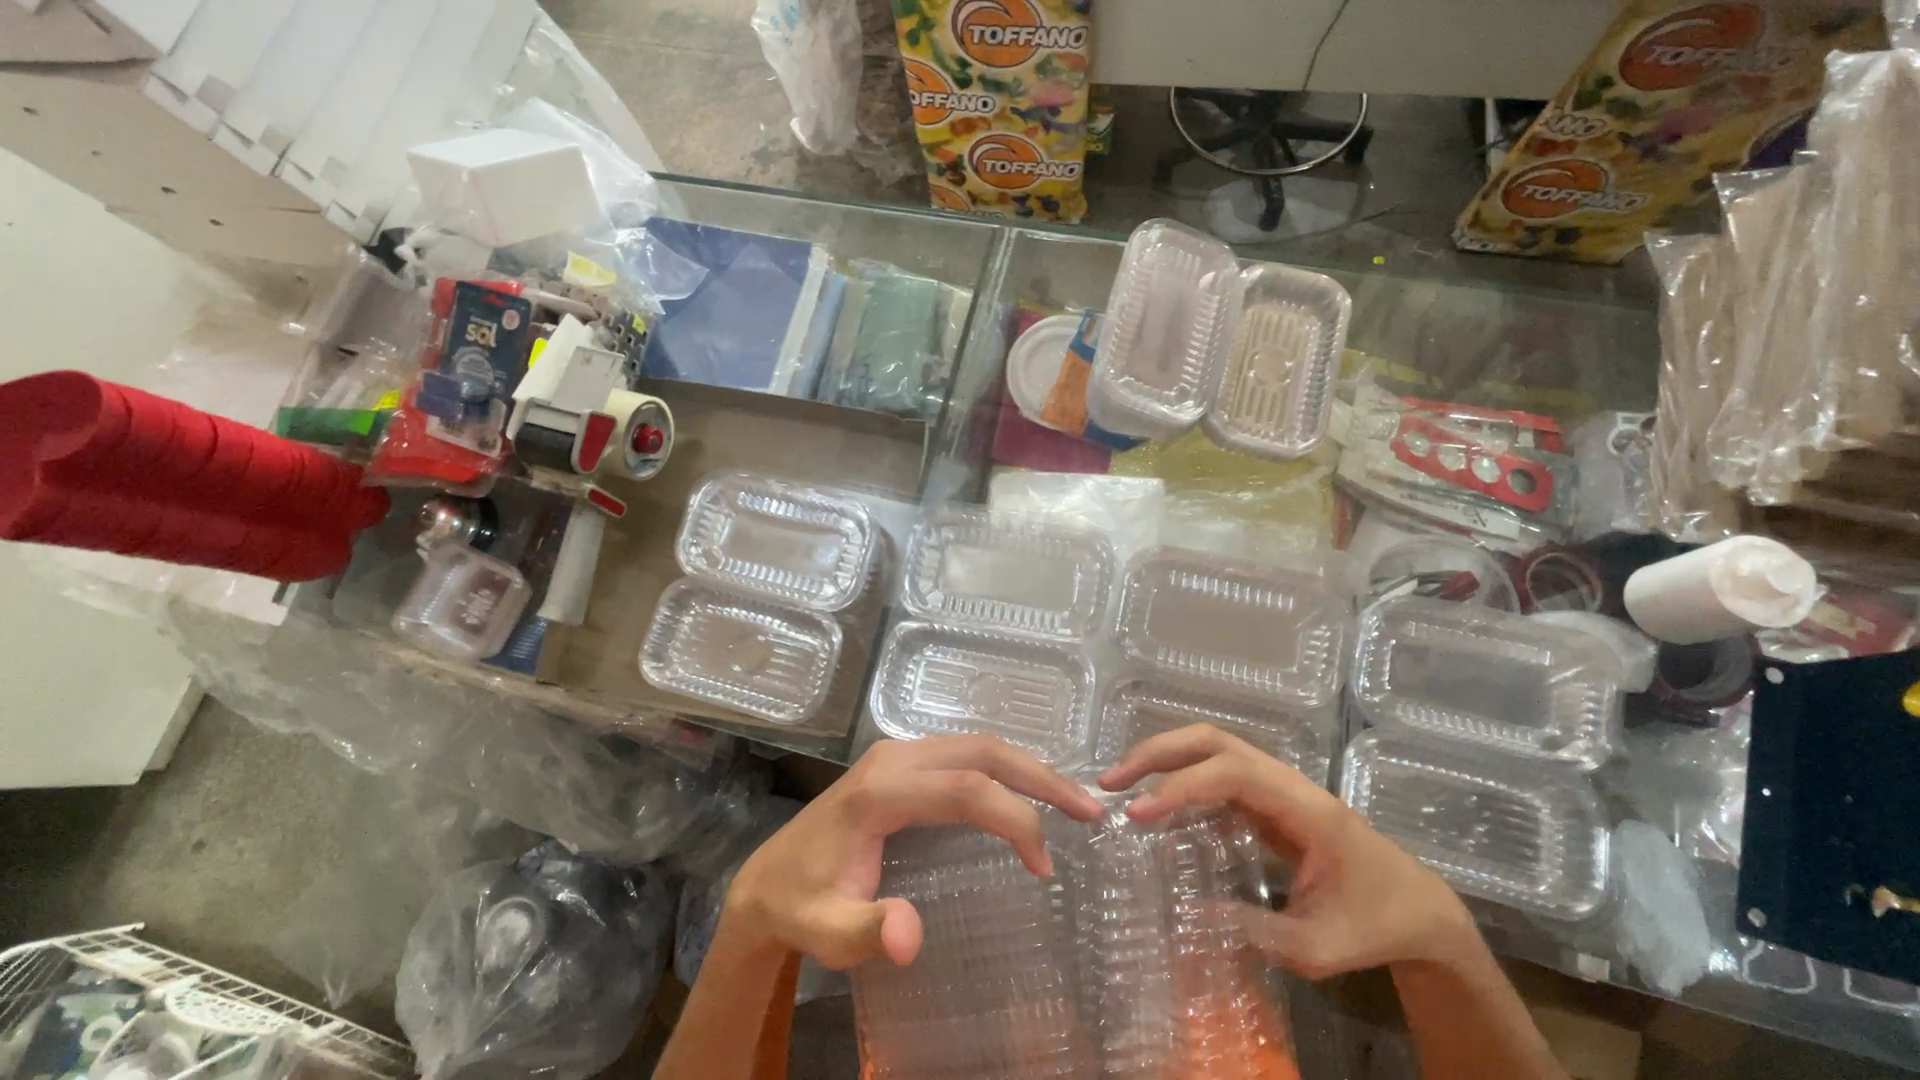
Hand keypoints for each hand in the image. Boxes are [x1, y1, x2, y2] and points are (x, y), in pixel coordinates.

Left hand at [726, 735, 1102, 971]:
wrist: (768, 879)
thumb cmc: (802, 906)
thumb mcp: (826, 932)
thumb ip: (865, 931)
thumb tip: (909, 937)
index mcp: (877, 794)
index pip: (964, 790)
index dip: (1013, 820)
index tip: (1044, 866)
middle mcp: (892, 759)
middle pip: (980, 750)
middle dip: (1040, 777)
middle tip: (1090, 810)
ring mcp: (897, 754)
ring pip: (977, 744)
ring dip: (1028, 769)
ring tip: (1073, 802)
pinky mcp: (901, 761)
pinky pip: (965, 753)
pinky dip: (1005, 769)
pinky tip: (1028, 794)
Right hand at [1100, 724, 1478, 978]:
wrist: (1417, 910)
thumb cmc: (1373, 926)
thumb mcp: (1316, 947)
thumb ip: (1255, 931)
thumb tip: (1188, 915)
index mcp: (1307, 810)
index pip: (1234, 774)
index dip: (1181, 786)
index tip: (1137, 812)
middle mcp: (1290, 785)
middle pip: (1217, 740)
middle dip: (1159, 752)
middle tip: (1112, 781)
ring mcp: (1279, 788)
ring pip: (1215, 748)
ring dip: (1164, 759)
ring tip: (1121, 786)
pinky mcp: (1270, 800)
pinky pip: (1219, 775)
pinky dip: (1180, 779)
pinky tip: (1155, 806)